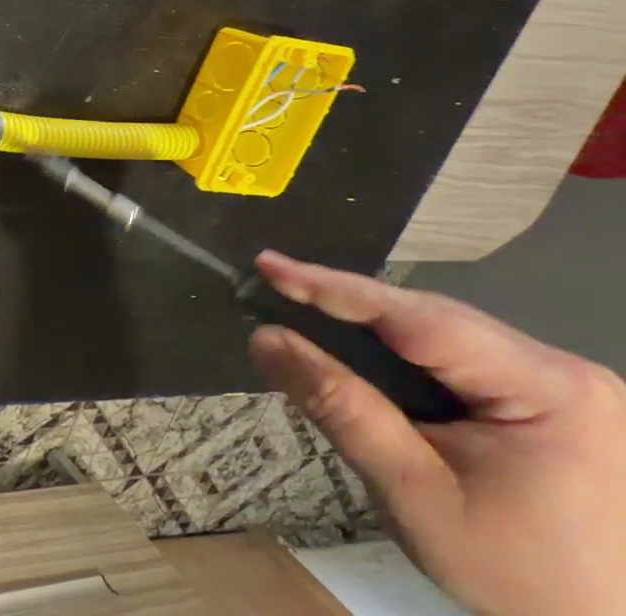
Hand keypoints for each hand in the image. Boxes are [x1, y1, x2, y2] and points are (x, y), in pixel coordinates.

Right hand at [249, 251, 625, 615]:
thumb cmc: (512, 567)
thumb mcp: (412, 491)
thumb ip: (340, 408)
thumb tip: (266, 339)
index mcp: (549, 390)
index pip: (421, 319)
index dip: (337, 288)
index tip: (268, 264)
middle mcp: (567, 372)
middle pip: (434, 319)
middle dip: (350, 304)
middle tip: (272, 287)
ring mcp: (566, 386)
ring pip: (445, 334)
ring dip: (373, 327)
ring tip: (301, 313)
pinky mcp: (555, 401)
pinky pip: (462, 358)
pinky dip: (403, 352)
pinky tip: (360, 353)